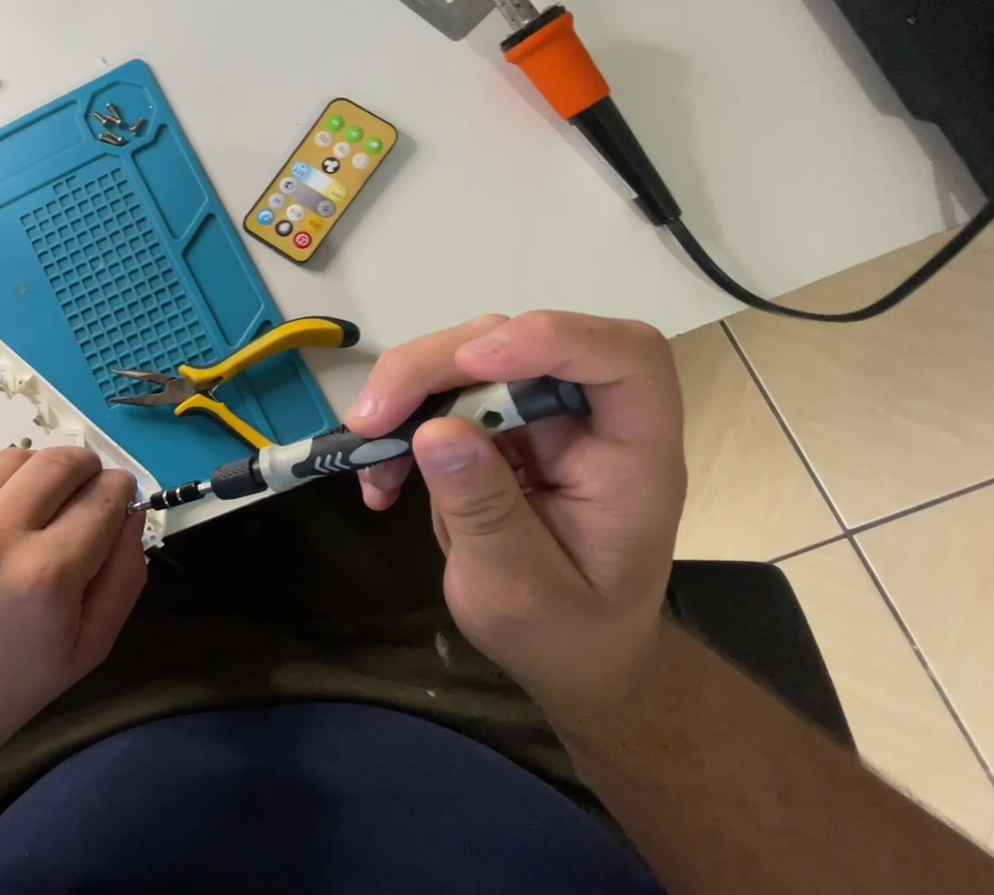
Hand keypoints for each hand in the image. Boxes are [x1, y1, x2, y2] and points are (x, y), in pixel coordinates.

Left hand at [0, 448, 148, 766]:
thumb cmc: (15, 686)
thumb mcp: (92, 646)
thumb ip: (125, 574)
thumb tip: (131, 513)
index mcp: (47, 575)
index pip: (103, 498)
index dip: (123, 490)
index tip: (125, 496)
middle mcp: (0, 535)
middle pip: (61, 462)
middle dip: (91, 466)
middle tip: (96, 488)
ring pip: (20, 456)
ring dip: (49, 466)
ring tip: (55, 497)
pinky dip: (11, 482)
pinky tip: (14, 515)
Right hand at [345, 311, 685, 726]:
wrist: (565, 653)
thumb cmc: (564, 634)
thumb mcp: (520, 591)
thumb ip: (484, 512)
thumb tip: (434, 431)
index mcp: (629, 458)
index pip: (623, 360)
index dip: (552, 341)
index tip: (471, 364)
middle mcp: (582, 422)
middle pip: (515, 343)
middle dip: (433, 368)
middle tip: (370, 420)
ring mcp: (531, 421)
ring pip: (463, 359)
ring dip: (403, 395)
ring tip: (365, 452)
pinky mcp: (487, 431)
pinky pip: (433, 400)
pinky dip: (394, 430)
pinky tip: (378, 482)